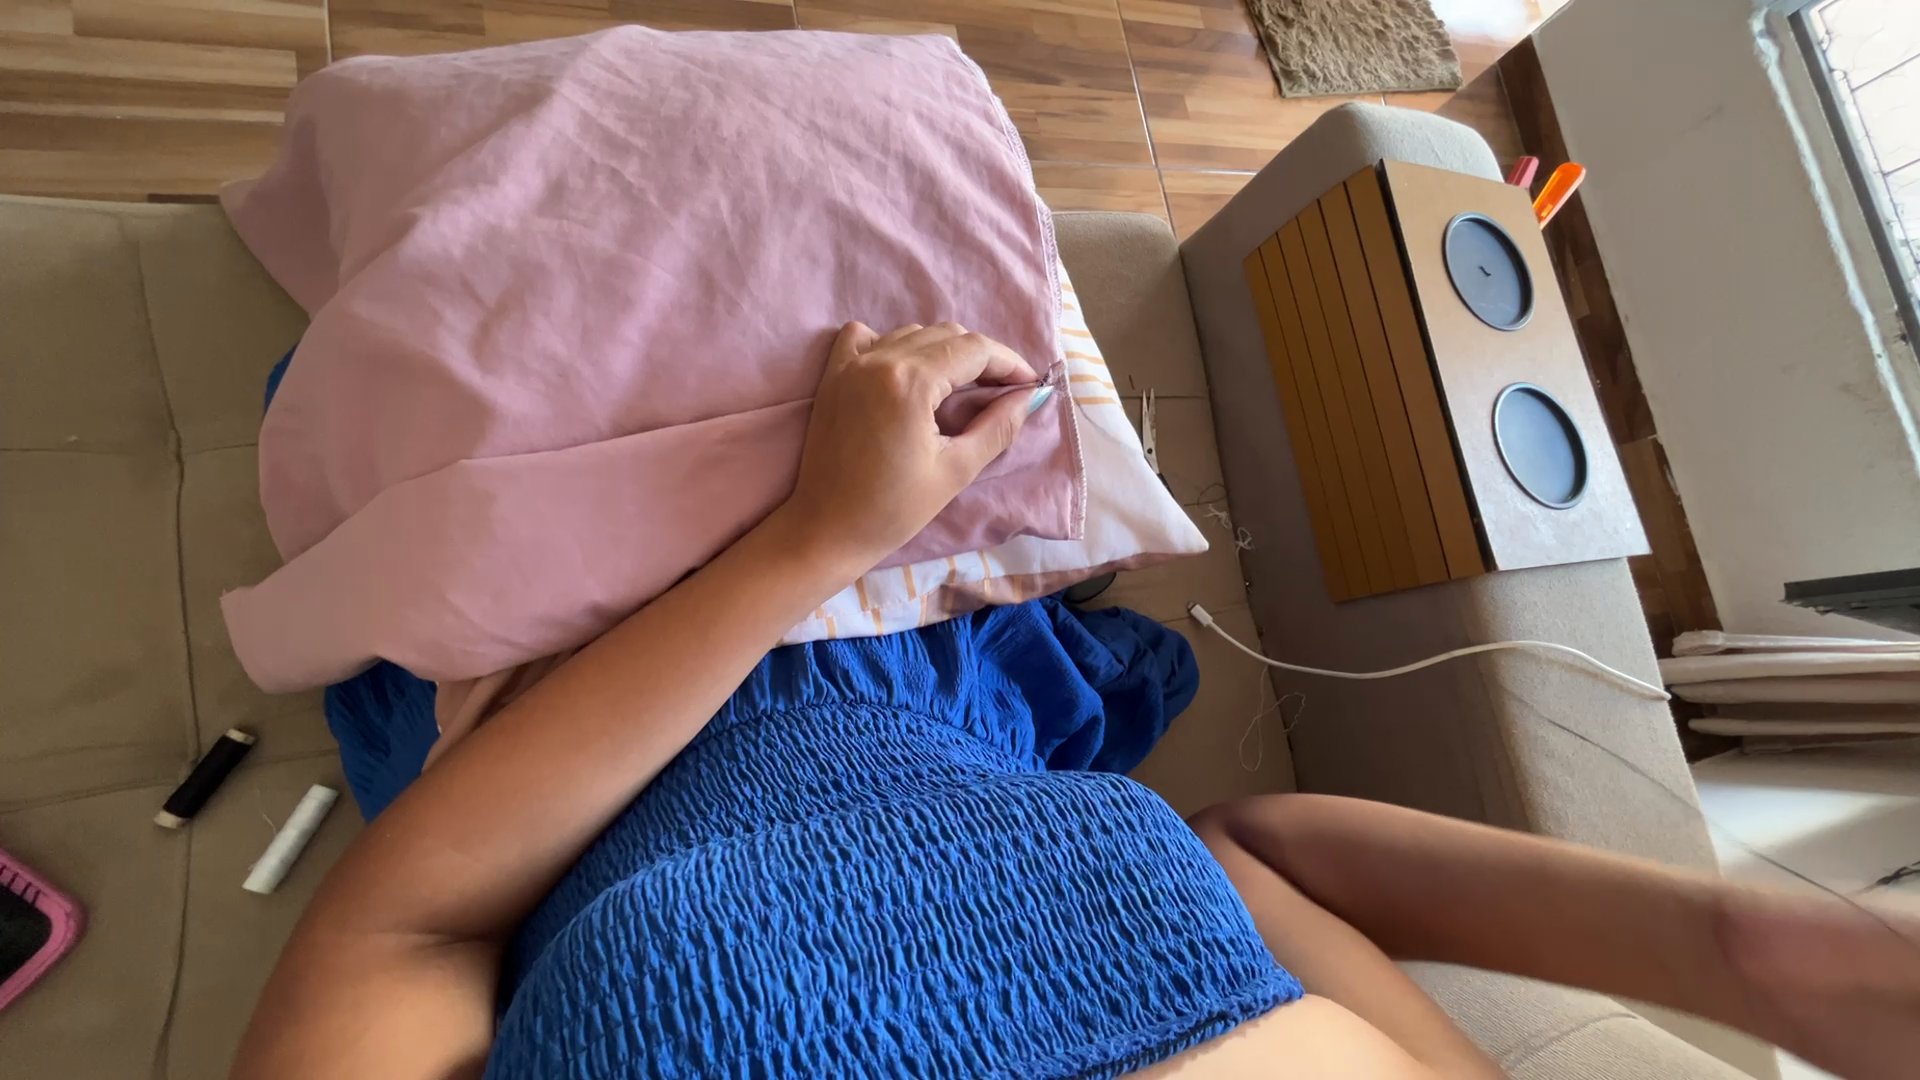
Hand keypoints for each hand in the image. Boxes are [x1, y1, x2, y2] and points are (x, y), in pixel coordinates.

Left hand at [772, 320, 1048, 573]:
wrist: (826, 530)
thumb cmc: (893, 510)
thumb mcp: (956, 470)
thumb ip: (997, 427)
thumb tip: (1028, 397)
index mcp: (910, 382)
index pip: (974, 350)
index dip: (1009, 363)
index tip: (1030, 384)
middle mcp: (878, 359)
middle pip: (946, 335)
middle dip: (982, 358)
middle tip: (1002, 391)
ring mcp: (850, 364)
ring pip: (912, 334)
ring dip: (944, 352)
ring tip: (962, 388)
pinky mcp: (832, 377)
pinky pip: (865, 337)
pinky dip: (892, 344)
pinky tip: (906, 371)